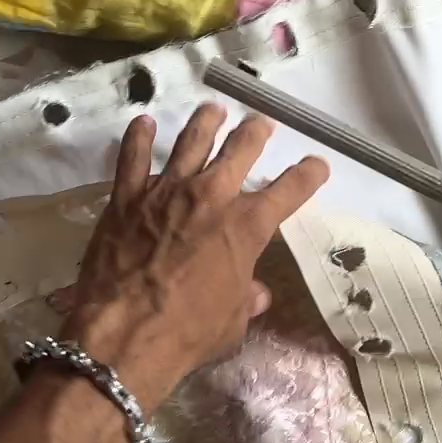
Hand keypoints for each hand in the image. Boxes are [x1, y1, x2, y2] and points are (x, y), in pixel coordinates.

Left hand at [64, 105, 328, 405]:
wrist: (124, 333)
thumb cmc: (188, 332)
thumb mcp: (232, 322)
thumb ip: (245, 298)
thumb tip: (256, 293)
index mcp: (246, 227)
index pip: (290, 190)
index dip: (308, 174)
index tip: (317, 165)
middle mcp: (211, 197)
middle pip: (241, 149)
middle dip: (256, 132)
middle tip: (261, 123)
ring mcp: (167, 191)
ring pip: (191, 141)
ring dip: (206, 122)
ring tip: (213, 109)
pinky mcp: (127, 196)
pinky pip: (133, 157)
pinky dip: (138, 137)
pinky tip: (143, 122)